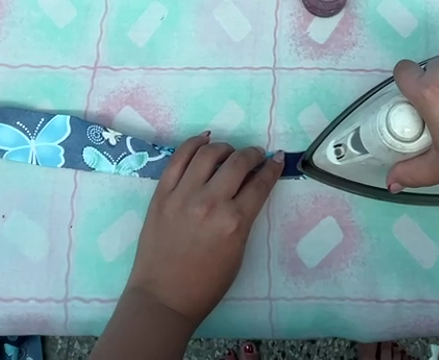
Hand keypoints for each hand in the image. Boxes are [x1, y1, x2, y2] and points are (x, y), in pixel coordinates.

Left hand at [124, 134, 281, 323]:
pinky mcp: (162, 193)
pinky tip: (204, 140)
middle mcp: (210, 203)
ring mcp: (183, 195)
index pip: (260, 184)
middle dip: (252, 154)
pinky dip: (194, 143)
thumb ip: (245, 215)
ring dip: (225, 147)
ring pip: (208, 153)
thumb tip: (253, 184)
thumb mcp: (238, 251)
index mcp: (234, 222)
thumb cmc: (206, 283)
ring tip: (229, 152)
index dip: (272, 167)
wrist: (163, 298)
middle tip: (255, 155)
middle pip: (237, 163)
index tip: (276, 158)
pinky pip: (179, 158)